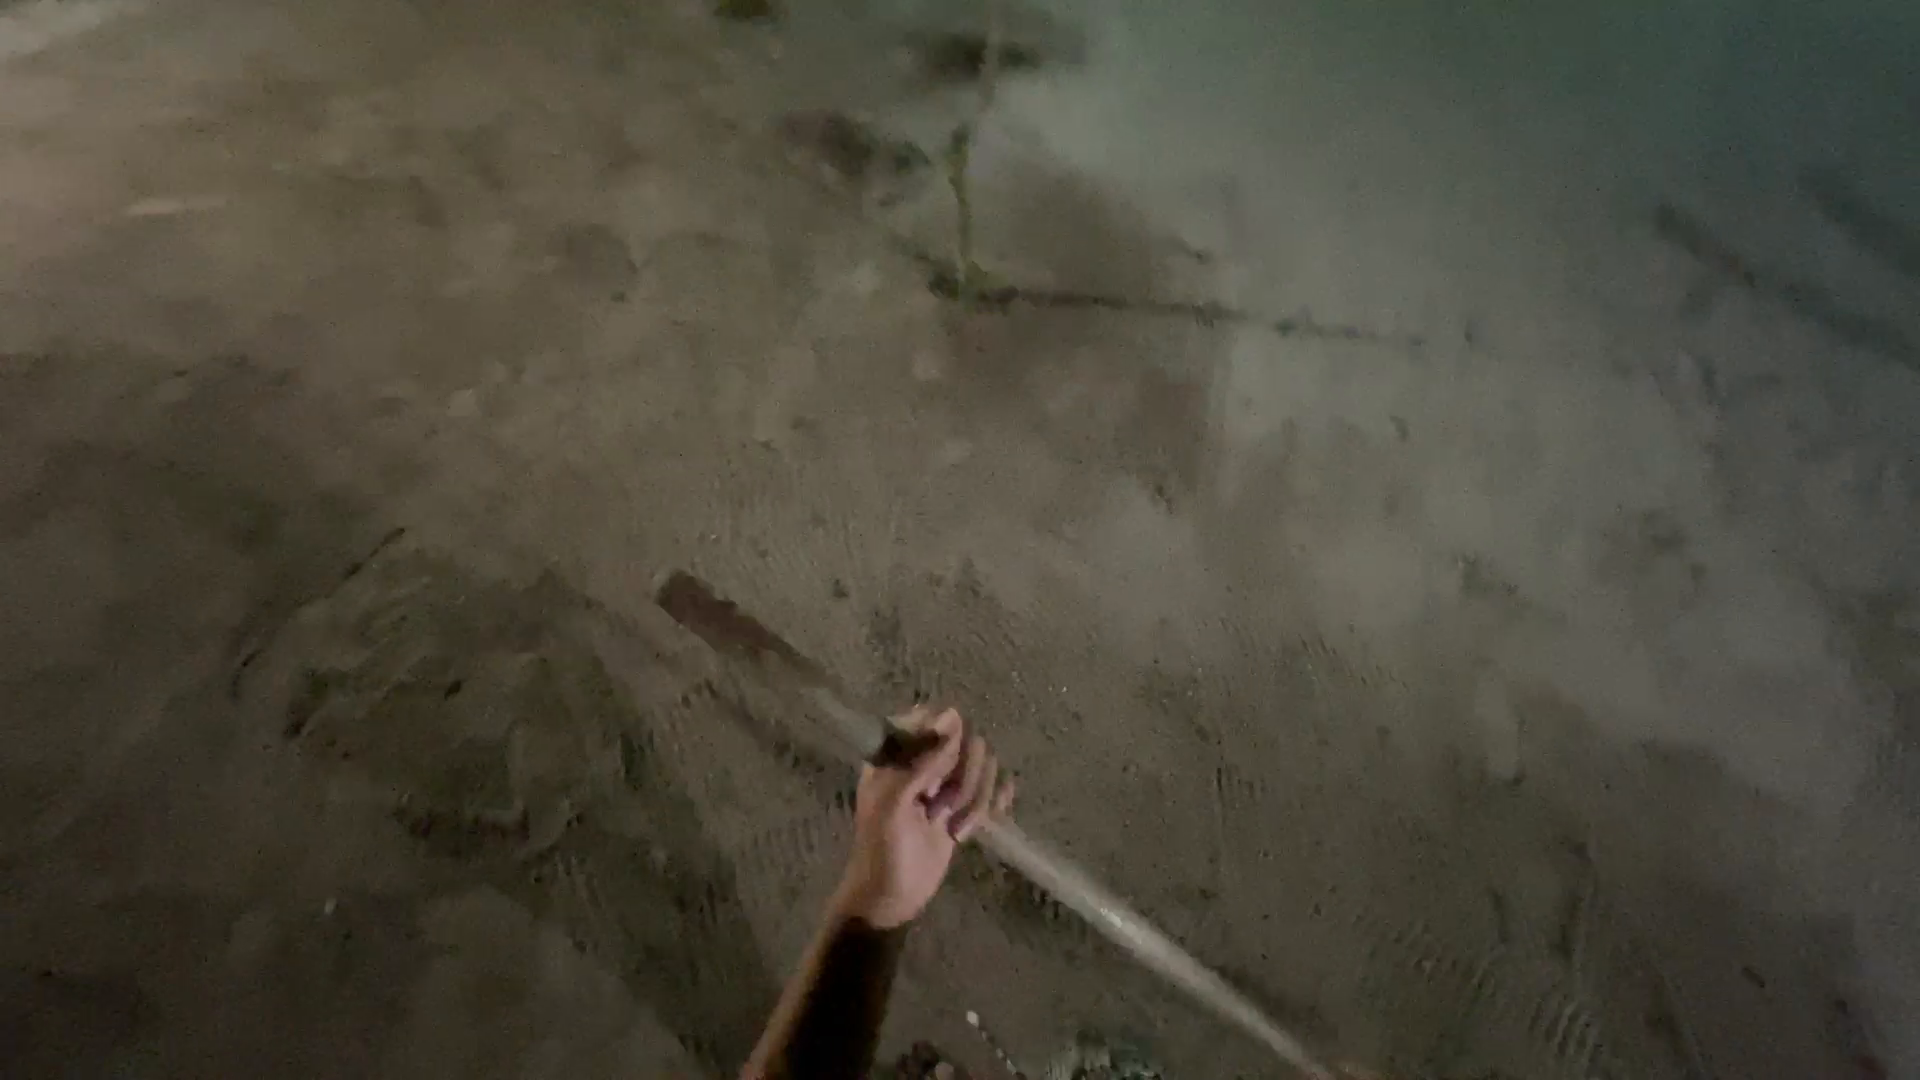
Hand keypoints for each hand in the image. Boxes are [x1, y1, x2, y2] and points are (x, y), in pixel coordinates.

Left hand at [831, 706, 1015, 928]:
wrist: (891, 900)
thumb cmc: (882, 850)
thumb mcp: (892, 803)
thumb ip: (921, 759)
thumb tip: (954, 716)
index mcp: (897, 751)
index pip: (934, 719)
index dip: (947, 743)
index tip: (938, 776)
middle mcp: (925, 758)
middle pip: (968, 739)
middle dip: (965, 778)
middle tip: (942, 809)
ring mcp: (947, 781)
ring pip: (985, 763)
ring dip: (977, 799)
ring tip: (955, 829)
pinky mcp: (965, 803)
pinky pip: (997, 785)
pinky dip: (996, 802)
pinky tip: (981, 823)